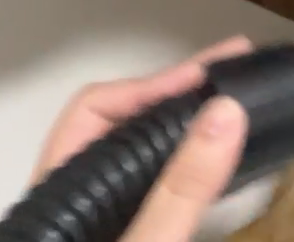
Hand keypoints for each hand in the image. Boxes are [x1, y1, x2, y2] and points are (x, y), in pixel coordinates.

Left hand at [34, 37, 254, 241]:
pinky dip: (187, 160)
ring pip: (135, 156)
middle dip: (178, 94)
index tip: (210, 77)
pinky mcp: (126, 236)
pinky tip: (216, 157)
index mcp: (55, 199)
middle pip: (117, 125)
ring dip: (183, 123)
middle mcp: (70, 206)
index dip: (153, 86)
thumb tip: (227, 110)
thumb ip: (180, 190)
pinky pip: (154, 184)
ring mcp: (97, 224)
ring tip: (236, 100)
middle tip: (238, 69)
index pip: (92, 108)